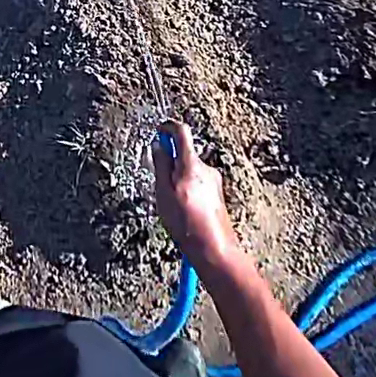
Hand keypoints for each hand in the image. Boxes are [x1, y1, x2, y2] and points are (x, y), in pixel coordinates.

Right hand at [152, 120, 245, 276]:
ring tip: (173, 206)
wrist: (214, 249)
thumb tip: (158, 146)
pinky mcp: (217, 194)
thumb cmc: (186, 223)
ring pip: (190, 171)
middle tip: (161, 185)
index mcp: (191, 163)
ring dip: (179, 180)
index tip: (158, 131)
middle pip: (185, 153)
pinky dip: (188, 190)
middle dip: (171, 163)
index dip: (167, 127)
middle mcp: (206, 168)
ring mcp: (214, 181)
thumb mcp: (163, 193)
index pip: (181, 131)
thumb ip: (160, 166)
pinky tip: (184, 213)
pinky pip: (197, 184)